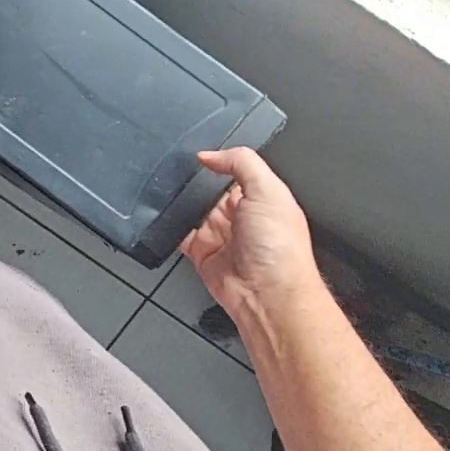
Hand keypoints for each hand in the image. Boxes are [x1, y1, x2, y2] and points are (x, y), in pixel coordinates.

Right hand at [179, 148, 325, 323]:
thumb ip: (242, 164)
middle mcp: (240, 215)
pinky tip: (167, 220)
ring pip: (189, 209)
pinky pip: (177, 233)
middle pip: (207, 189)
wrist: (267, 295)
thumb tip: (209, 155)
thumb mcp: (269, 192)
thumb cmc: (281, 252)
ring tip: (176, 200)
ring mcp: (219, 233)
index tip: (200, 157)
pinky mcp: (200, 250)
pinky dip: (168, 227)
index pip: (234, 170)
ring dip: (179, 204)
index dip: (218, 162)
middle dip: (193, 184)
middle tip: (184, 180)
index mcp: (261, 197)